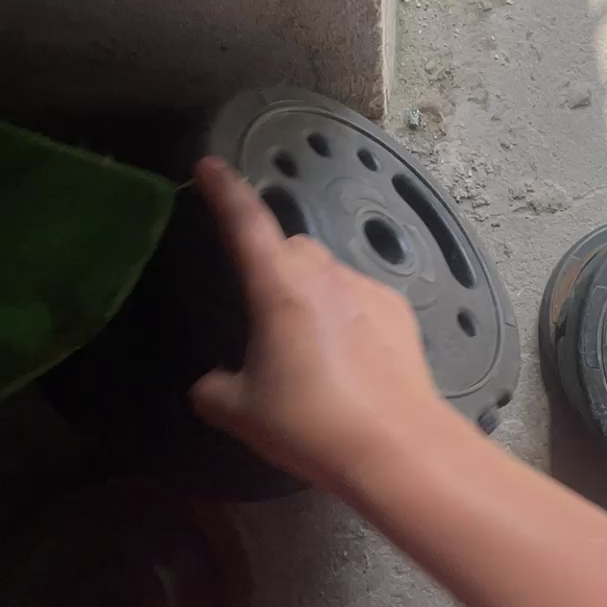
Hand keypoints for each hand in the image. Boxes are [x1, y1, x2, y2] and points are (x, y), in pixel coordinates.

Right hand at [188, 157, 461, 490]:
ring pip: (327, 272)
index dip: (225, 191)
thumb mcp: (242, 413)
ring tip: (308, 347)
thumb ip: (214, 389)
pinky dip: (345, 310)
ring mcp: (368, 288)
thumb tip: (210, 383)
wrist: (392, 442)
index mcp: (280, 288)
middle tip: (263, 310)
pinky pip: (360, 295)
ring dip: (310, 291)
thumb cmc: (308, 423)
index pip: (247, 223)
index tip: (209, 164)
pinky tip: (349, 357)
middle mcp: (326, 276)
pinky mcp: (397, 308)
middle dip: (273, 262)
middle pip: (292, 247)